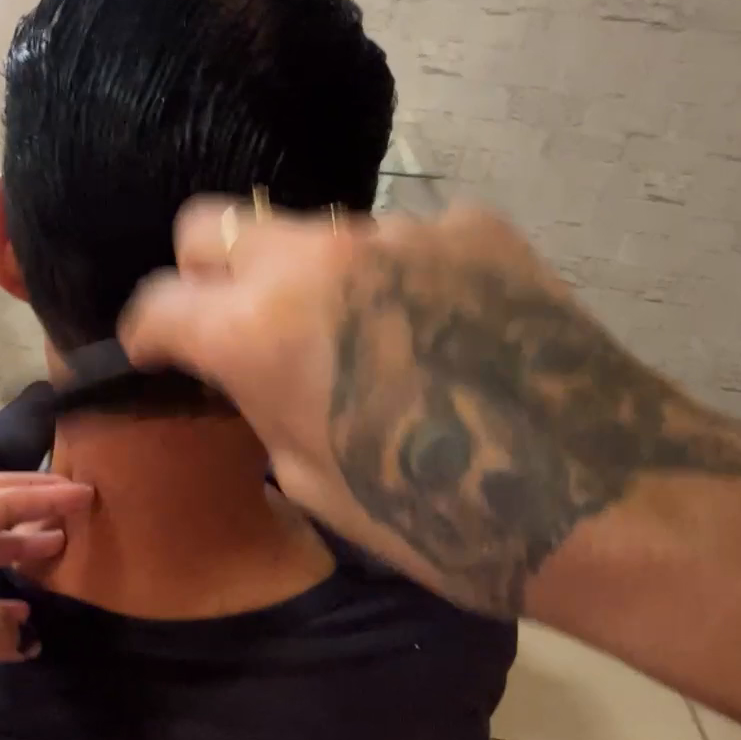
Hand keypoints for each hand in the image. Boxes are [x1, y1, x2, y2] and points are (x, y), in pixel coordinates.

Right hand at [120, 199, 740, 617]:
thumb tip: (245, 372)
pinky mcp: (471, 225)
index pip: (156, 302)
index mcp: (257, 328)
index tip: (155, 354)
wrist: (596, 494)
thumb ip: (259, 402)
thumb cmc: (435, 516)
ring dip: (310, 277)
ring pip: (313, 233)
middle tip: (234, 323)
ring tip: (364, 338)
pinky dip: (396, 278)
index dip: (144, 333)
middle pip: (211, 223)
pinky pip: (402, 241)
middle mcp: (314, 256)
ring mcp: (397, 229)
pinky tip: (441, 329)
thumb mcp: (311, 479)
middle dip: (203, 273)